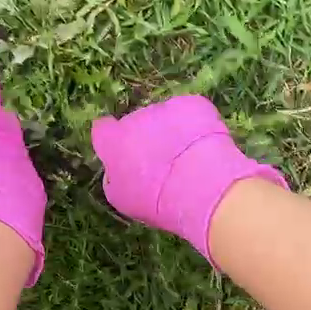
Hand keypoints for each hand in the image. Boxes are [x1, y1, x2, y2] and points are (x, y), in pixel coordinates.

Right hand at [89, 95, 286, 261]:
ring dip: (174, 133)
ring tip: (192, 163)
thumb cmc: (163, 204)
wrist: (202, 189)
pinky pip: (191, 115)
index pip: (102, 131)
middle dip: (150, 139)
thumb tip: (122, 176)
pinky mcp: (193, 105)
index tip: (126, 151)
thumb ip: (121, 184)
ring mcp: (165, 110)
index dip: (113, 140)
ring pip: (166, 119)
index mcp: (113, 145)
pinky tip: (207, 151)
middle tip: (168, 168)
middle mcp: (135, 120)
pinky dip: (197, 128)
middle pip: (139, 125)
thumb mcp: (130, 202)